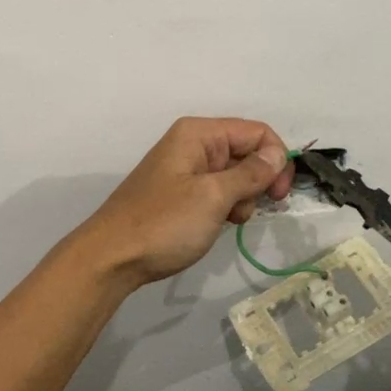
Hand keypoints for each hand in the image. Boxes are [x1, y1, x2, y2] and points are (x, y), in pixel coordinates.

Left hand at [69, 117, 295, 292]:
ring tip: (225, 221)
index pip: (257, 132)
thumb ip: (250, 173)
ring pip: (235, 176)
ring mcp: (186, 171)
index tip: (278, 195)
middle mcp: (193, 144)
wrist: (112, 258)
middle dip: (256, 182)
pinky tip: (214, 226)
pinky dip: (224, 208)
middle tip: (245, 211)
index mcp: (199, 134)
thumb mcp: (213, 196)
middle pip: (247, 152)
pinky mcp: (181, 195)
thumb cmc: (164, 223)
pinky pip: (217, 193)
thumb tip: (277, 153)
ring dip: (241, 199)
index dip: (275, 160)